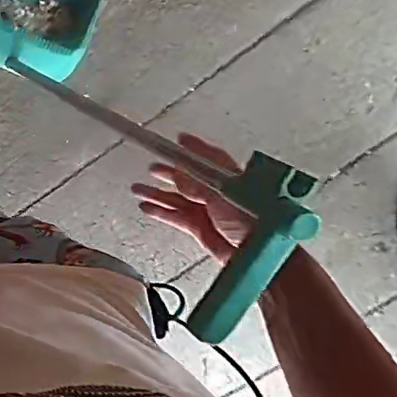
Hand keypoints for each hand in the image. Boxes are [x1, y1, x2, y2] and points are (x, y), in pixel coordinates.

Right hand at [130, 134, 252, 264]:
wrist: (257, 255)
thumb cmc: (256, 225)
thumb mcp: (222, 195)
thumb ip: (197, 185)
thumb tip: (178, 176)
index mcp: (228, 179)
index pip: (207, 159)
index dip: (193, 149)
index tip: (179, 141)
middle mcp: (217, 193)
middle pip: (187, 178)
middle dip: (169, 171)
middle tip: (154, 166)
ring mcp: (207, 211)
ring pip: (176, 198)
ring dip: (157, 192)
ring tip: (139, 188)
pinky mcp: (199, 227)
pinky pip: (174, 216)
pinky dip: (159, 211)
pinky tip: (147, 207)